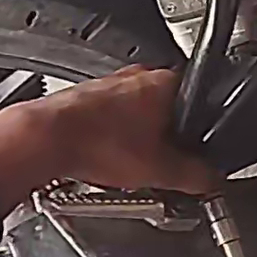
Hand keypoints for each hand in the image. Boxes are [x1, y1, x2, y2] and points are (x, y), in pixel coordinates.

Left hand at [0, 66, 218, 202]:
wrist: (43, 141)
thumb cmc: (96, 142)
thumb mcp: (161, 170)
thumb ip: (196, 176)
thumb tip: (213, 180)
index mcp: (165, 83)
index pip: (201, 101)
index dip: (202, 132)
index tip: (198, 153)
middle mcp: (137, 76)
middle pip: (169, 112)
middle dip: (170, 140)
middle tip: (166, 166)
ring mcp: (109, 85)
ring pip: (140, 116)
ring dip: (142, 140)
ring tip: (134, 168)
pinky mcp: (86, 100)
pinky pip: (113, 121)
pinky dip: (116, 139)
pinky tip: (109, 161)